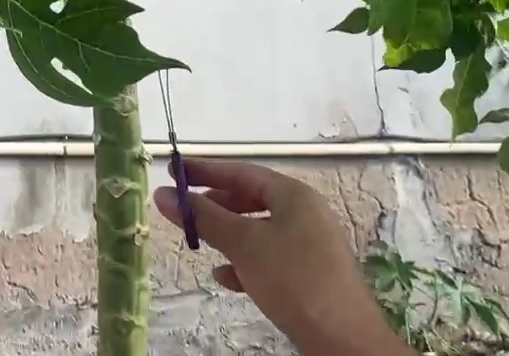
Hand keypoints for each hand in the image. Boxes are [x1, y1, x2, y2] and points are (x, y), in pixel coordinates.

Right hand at [154, 158, 406, 355]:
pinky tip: (226, 277)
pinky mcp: (311, 276)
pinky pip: (270, 257)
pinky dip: (245, 261)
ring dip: (228, 234)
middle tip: (184, 208)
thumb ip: (203, 217)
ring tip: (201, 242)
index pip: (241, 171)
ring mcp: (310, 245)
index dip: (205, 170)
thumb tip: (162, 194)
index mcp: (293, 195)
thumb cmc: (294, 280)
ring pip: (259, 230)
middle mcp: (305, 213)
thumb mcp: (243, 244)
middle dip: (215, 204)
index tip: (173, 170)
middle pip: (251, 198)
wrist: (346, 343)